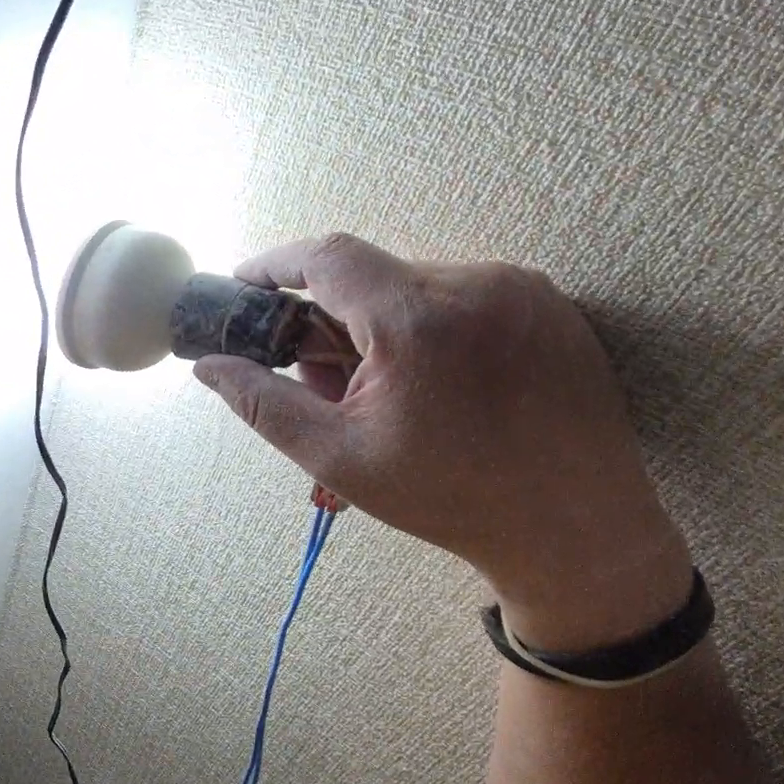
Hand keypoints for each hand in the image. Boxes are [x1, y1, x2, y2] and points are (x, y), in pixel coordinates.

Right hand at [194, 234, 692, 650]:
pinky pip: (458, 295)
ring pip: (411, 286)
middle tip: (324, 385)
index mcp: (418, 322)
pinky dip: (421, 327)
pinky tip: (429, 385)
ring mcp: (522, 290)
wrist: (575, 526)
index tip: (243, 286)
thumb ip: (262, 402)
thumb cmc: (448, 496)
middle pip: (367, 277)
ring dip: (374, 327)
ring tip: (384, 396)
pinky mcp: (548, 304)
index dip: (275, 265)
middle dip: (327, 322)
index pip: (327, 257)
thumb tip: (208, 366)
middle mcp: (477, 286)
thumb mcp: (334, 455)